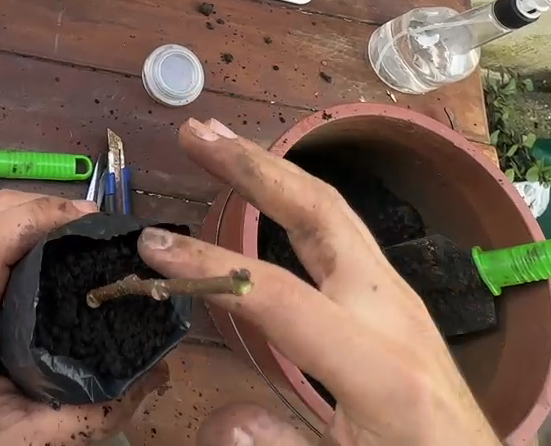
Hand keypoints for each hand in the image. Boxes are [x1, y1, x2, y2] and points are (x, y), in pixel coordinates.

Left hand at [0, 190, 167, 445]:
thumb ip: (87, 415)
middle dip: (43, 205)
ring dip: (28, 212)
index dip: (41, 214)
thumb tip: (150, 378)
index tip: (89, 216)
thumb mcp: (23, 441)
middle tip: (92, 223)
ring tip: (76, 230)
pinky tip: (43, 247)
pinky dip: (12, 228)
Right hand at [137, 118, 497, 445]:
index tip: (153, 244)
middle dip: (252, 166)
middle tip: (195, 133)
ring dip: (269, 166)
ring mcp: (397, 293)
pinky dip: (291, 191)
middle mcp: (391, 309)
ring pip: (330, 207)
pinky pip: (339, 225)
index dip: (210, 267)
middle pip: (318, 212)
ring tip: (217, 138)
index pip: (279, 296)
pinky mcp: (393, 292)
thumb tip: (215, 424)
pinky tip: (264, 182)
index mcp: (379, 367)